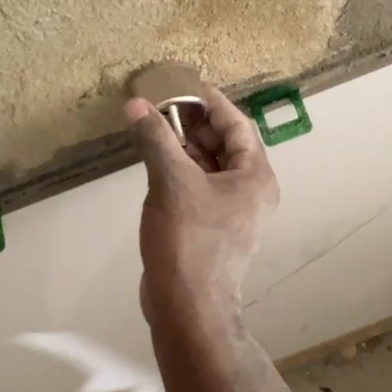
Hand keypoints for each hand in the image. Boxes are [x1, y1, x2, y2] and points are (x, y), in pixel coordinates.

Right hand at [125, 86, 278, 323]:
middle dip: (194, 122)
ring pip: (210, 165)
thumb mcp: (171, 182)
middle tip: (161, 104)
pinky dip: (181, 169)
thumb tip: (136, 104)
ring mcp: (233, 211)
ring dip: (185, 145)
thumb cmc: (189, 240)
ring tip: (154, 126)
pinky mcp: (213, 227)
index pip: (237, 124)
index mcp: (255, 175)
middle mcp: (251, 190)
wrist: (188, 308)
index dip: (210, 101)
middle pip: (225, 143)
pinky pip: (199, 186)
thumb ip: (155, 138)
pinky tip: (156, 160)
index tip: (182, 84)